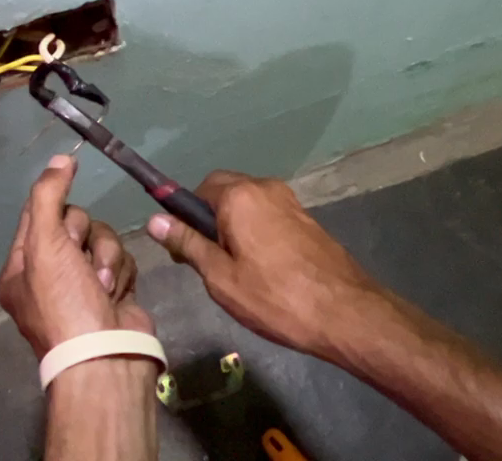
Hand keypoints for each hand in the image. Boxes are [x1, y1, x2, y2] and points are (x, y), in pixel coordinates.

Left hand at [0, 154, 153, 358]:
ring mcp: (82, 284)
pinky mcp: (113, 291)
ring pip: (100, 239)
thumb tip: (60, 158)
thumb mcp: (45, 243)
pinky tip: (117, 293)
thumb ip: (49, 196)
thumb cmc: (64, 301)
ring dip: (105, 256)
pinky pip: (120, 259)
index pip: (36, 213)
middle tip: (80, 259)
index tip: (69, 171)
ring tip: (103, 284)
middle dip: (84, 236)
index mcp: (21, 268)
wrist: (107, 357)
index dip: (53, 197)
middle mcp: (49, 275)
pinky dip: (121, 272)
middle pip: (74, 222)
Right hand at [147, 170, 386, 361]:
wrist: (347, 313)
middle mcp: (262, 187)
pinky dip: (256, 231)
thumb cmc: (275, 297)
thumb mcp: (221, 277)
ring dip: (233, 225)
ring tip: (236, 270)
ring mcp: (288, 200)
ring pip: (246, 203)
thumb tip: (154, 220)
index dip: (184, 218)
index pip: (196, 191)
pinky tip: (263, 268)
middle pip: (222, 191)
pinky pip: (267, 213)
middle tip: (208, 262)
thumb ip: (187, 244)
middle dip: (209, 219)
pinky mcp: (305, 217)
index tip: (183, 250)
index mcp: (238, 195)